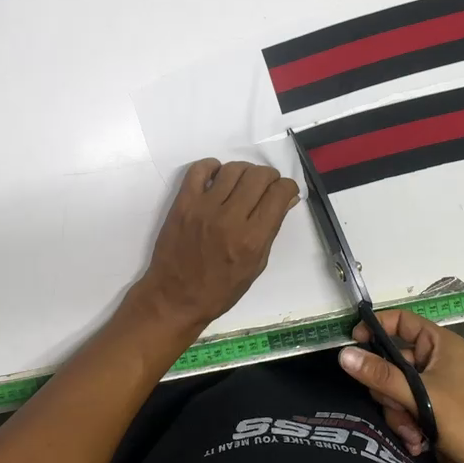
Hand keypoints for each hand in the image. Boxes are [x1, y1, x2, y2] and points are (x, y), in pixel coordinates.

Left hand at [129, 159, 300, 335]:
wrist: (176, 296)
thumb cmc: (221, 289)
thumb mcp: (256, 265)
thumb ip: (271, 229)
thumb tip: (287, 198)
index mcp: (252, 239)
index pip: (279, 194)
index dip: (287, 187)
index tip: (284, 191)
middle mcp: (230, 218)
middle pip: (258, 176)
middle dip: (269, 176)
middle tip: (266, 185)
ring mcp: (204, 208)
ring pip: (232, 169)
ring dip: (244, 171)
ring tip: (242, 182)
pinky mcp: (182, 203)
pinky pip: (198, 169)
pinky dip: (212, 166)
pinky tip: (217, 177)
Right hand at [339, 310, 463, 462]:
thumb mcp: (424, 397)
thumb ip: (381, 375)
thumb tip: (343, 354)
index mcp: (442, 346)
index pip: (401, 322)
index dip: (376, 327)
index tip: (352, 344)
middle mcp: (437, 364)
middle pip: (392, 361)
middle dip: (387, 388)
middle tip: (393, 403)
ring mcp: (436, 391)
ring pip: (394, 391)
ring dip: (397, 413)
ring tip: (412, 431)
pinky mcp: (434, 417)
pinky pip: (404, 412)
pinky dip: (406, 427)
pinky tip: (417, 443)